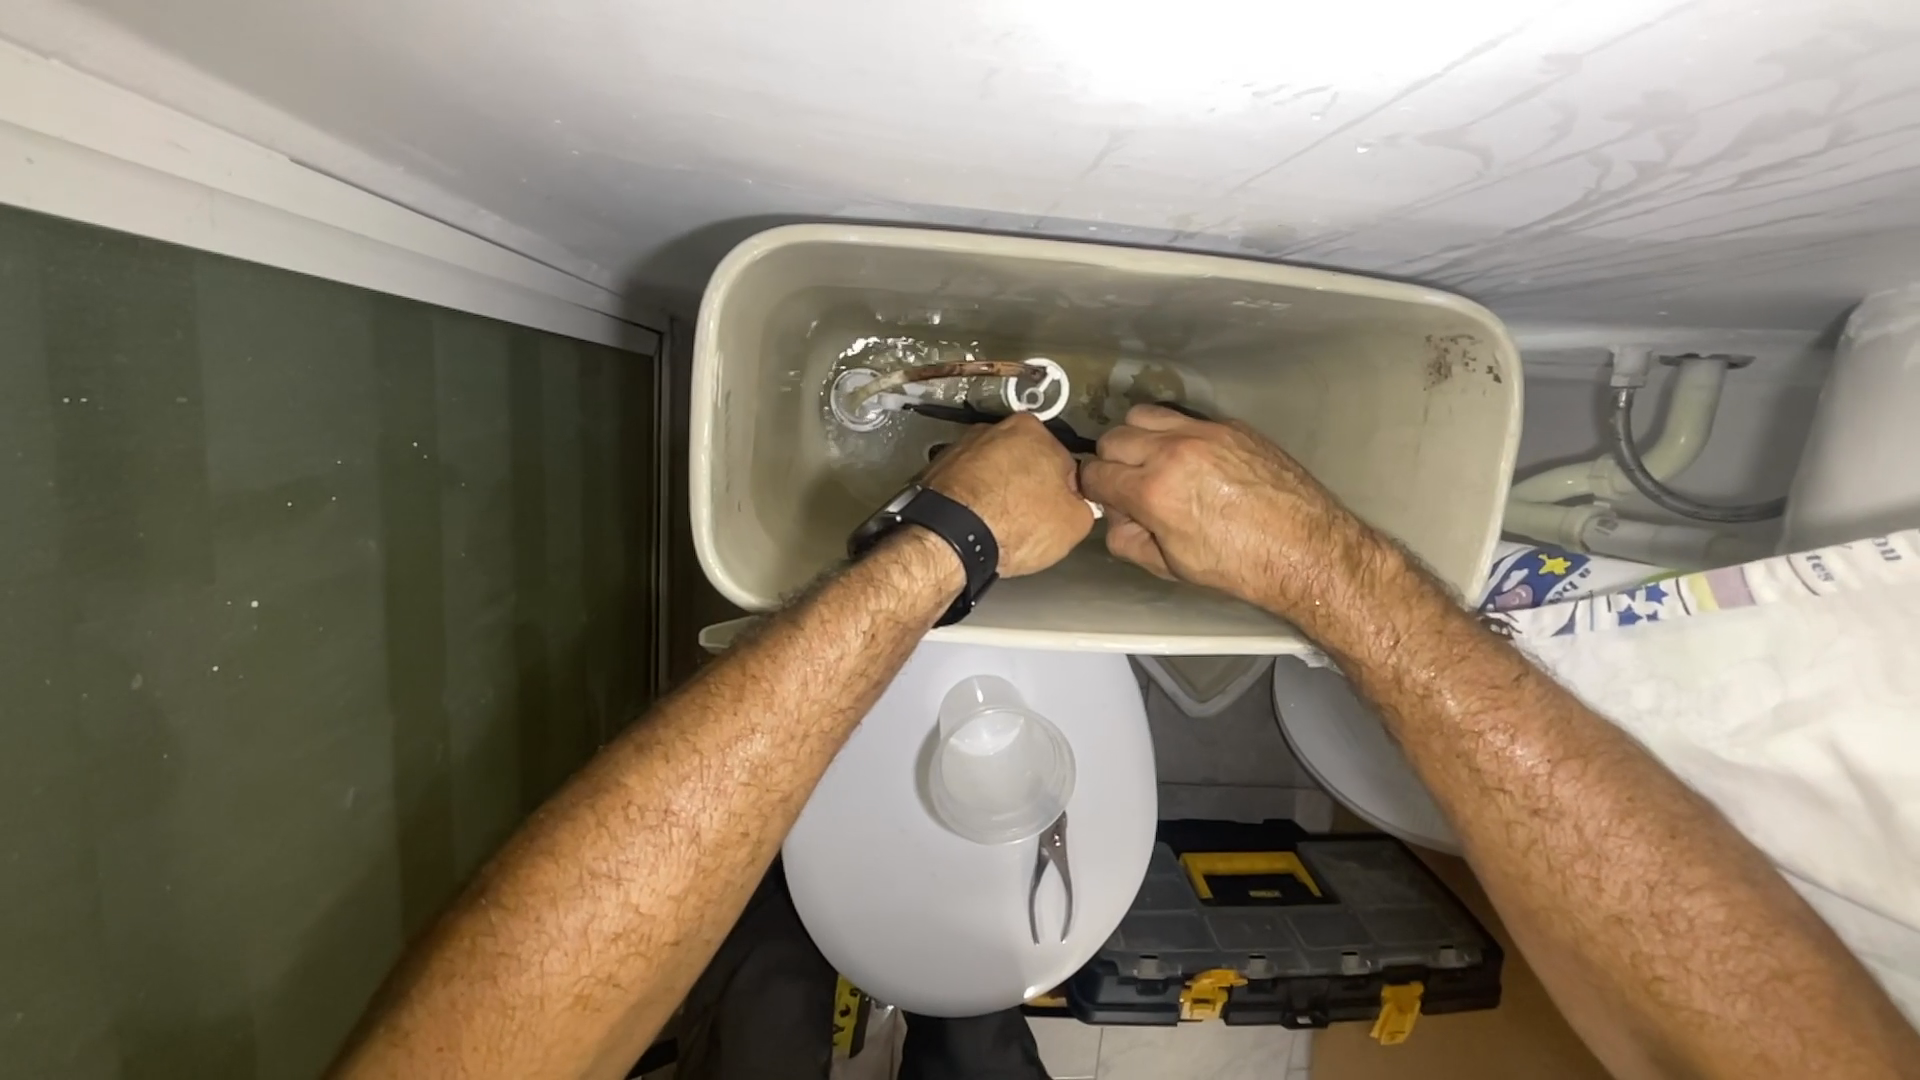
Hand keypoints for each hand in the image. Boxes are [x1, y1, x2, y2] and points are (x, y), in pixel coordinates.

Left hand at [921, 413, 1095, 577]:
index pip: (1062, 462)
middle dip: (1028, 488)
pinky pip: (964, 486)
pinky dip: (969, 502)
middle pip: (1024, 462)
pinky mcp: (935, 469)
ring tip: (998, 526)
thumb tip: (1077, 506)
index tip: (1057, 511)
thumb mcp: (1074, 523)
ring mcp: (962, 448)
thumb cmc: (1011, 524)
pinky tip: (974, 525)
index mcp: (1034, 431)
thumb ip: (1083, 505)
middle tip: (1028, 520)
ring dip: (996, 494)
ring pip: (991, 473)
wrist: (952, 538)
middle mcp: (995, 429)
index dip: (1064, 492)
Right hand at [1077, 404, 1389, 620]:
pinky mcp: (1229, 426)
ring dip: (1138, 438)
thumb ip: (1126, 539)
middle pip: (1113, 438)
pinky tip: (1191, 462)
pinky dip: (1174, 436)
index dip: (1091, 489)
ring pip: (1142, 416)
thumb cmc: (1236, 567)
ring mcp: (1203, 433)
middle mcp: (1173, 452)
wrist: (1305, 550)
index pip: (1094, 473)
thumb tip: (1115, 516)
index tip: (1102, 499)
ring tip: (1154, 463)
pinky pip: (1183, 419)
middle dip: (1112, 462)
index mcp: (1152, 491)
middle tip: (1128, 484)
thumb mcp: (1168, 566)